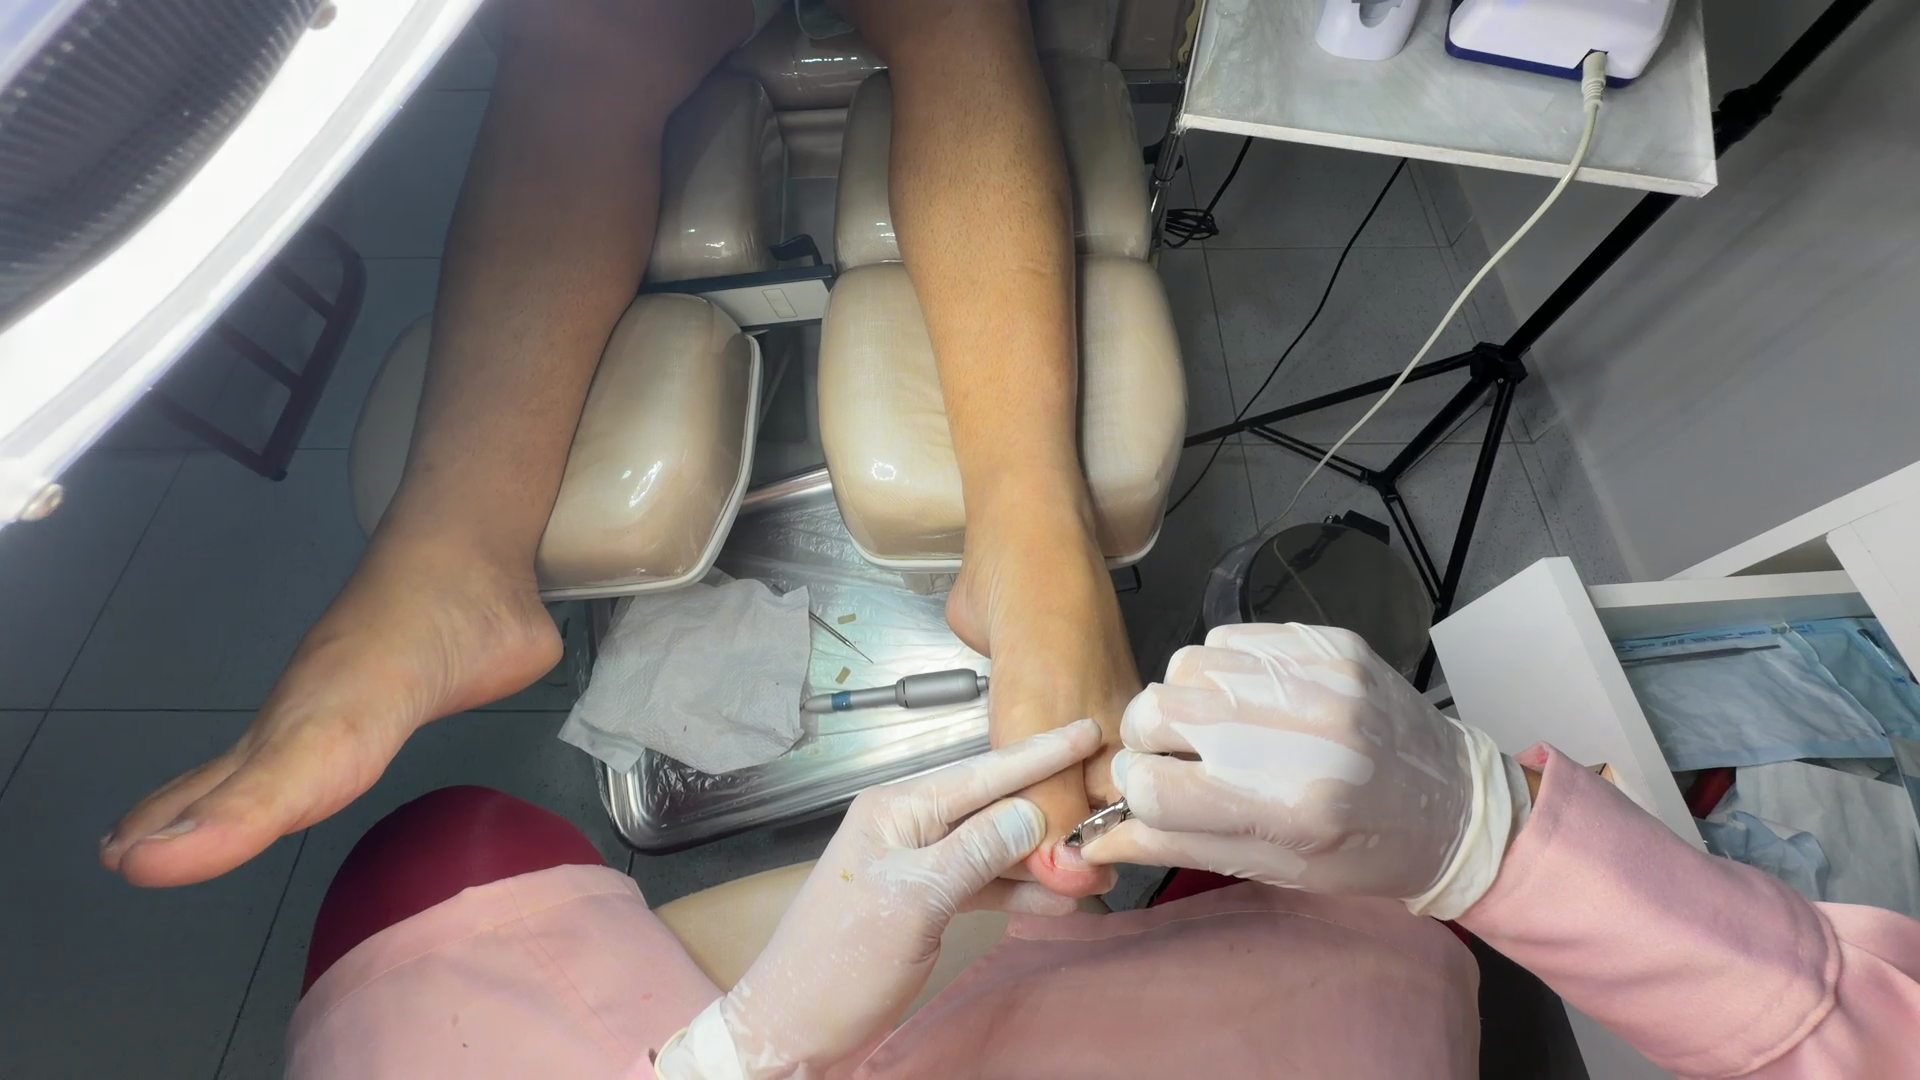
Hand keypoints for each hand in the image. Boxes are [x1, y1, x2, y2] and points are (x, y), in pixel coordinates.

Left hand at [656, 718, 1105, 1077]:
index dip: (1037, 754)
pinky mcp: (929, 896)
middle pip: (992, 806)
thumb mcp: (913, 900)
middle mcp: (911, 823)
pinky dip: (1018, 891)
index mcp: (898, 806)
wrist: (794, 1027)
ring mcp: (921, 860)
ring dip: (1039, 858)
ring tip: (1092, 863)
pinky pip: (983, 883)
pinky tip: (1058, 898)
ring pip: (993, 847)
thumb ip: (975, 851)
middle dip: (1047, 808)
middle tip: (1100, 801)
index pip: (980, 773)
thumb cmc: (840, 959)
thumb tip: (1031, 812)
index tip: (1084, 733)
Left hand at [945, 486, 1137, 898]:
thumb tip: (1068, 884)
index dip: (1084, 867)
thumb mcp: (1045, 725)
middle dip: (1046, 853)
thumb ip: (1052, 802)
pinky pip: (1016, 762)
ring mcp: (1059, 721)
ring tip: (991, 864)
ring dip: (1020, 822)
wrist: (1012, 552)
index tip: (1049, 903)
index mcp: (1127, 749)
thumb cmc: (1046, 632)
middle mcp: (1100, 740)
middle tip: (1010, 892)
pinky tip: (982, 815)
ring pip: (1043, 789)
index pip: (1117, 830)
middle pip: (1077, 816)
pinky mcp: (1024, 705)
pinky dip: (1001, 789)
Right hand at [1081, 624, 1527, 918]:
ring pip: (1183, 665)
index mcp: (1286, 810)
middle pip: (1155, 712)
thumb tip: (1093, 836)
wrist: (1456, 803)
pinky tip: (1246, 694)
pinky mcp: (1326, 641)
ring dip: (1181, 696)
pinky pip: (1226, 638)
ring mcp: (1315, 677)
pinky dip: (1219, 667)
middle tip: (1175, 753)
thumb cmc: (1360, 851)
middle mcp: (1298, 735)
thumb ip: (1174, 844)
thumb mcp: (1270, 868)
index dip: (1137, 789)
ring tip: (1216, 721)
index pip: (1152, 787)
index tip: (1153, 790)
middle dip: (1145, 736)